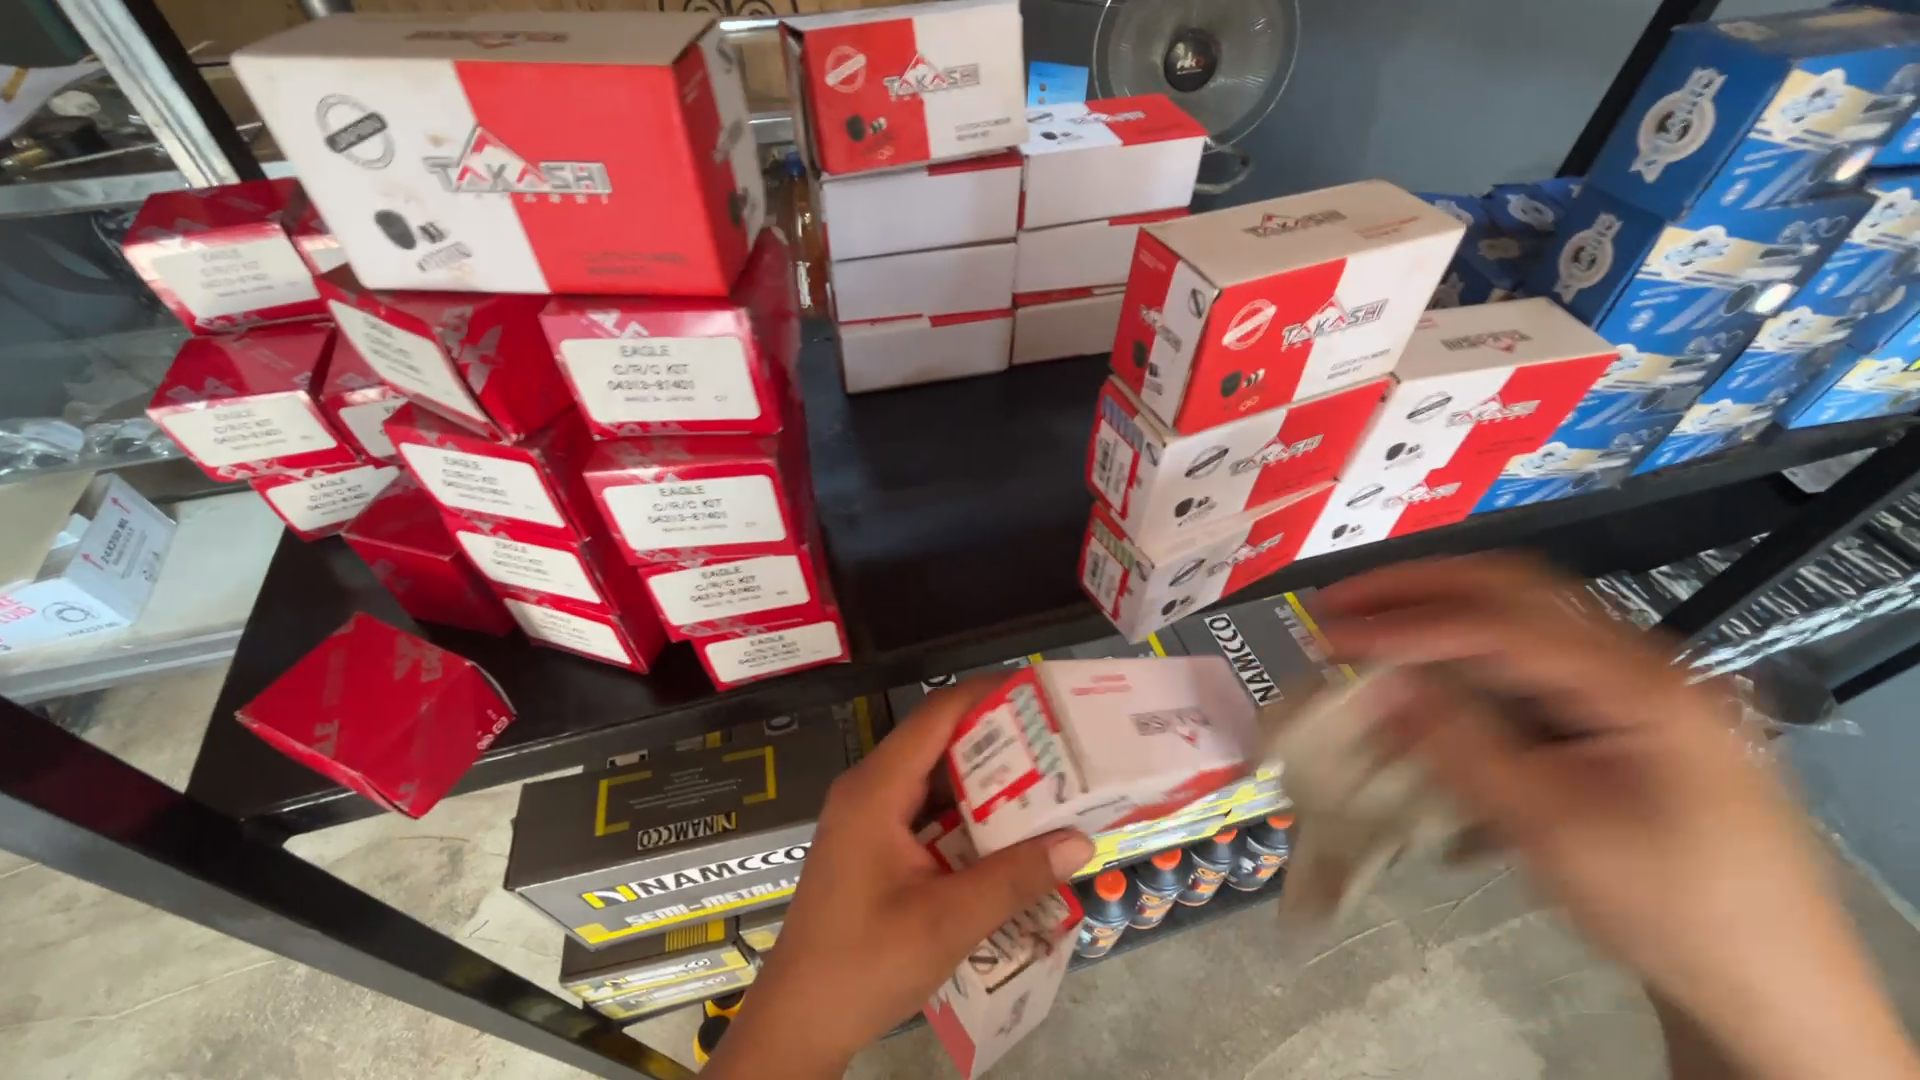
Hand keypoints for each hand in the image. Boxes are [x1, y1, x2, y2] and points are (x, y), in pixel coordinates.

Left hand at [705, 680, 1093, 1078]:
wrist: (798, 1021)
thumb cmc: (864, 963)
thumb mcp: (948, 920)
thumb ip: (1014, 877)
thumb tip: (1079, 842)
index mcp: (876, 789)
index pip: (936, 715)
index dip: (987, 694)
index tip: (1040, 693)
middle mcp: (868, 791)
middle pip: (938, 744)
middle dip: (998, 741)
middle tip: (1058, 745)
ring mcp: (867, 819)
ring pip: (933, 781)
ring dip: (984, 783)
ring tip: (1046, 783)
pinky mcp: (872, 847)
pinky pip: (925, 813)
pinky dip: (965, 816)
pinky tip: (1006, 833)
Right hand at [1318, 555, 1919, 1079]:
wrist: (1769, 984)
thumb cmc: (1669, 908)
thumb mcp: (1552, 830)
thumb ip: (1461, 746)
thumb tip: (1381, 686)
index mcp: (1638, 684)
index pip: (1497, 623)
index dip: (1403, 624)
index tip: (1330, 634)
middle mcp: (1639, 664)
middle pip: (1514, 589)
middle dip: (1418, 588)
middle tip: (1341, 602)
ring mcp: (1633, 685)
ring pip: (1522, 616)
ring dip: (1441, 611)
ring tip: (1370, 622)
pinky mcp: (1620, 713)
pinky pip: (1531, 657)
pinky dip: (1467, 649)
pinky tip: (1428, 667)